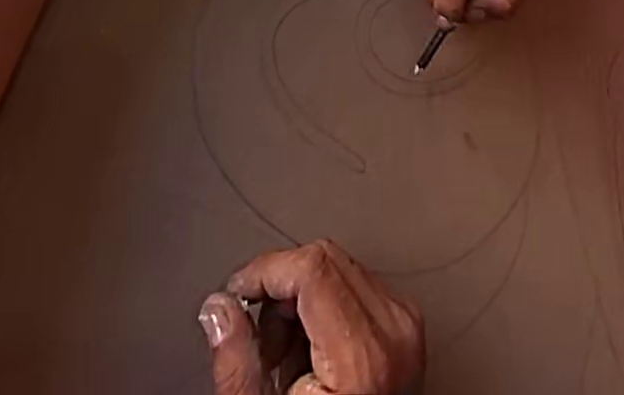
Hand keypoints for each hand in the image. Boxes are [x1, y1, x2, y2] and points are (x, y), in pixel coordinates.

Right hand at [201, 240, 423, 394]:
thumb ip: (238, 365)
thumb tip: (218, 308)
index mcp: (363, 357)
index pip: (310, 266)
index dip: (265, 272)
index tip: (239, 291)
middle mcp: (393, 332)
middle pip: (322, 260)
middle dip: (279, 290)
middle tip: (262, 343)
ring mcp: (404, 325)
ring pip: (336, 265)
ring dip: (300, 300)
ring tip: (289, 359)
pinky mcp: (405, 323)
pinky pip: (354, 282)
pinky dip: (323, 306)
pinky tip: (312, 352)